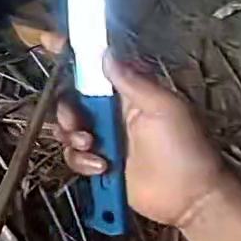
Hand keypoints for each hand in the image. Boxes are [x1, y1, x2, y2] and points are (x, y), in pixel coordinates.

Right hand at [56, 54, 234, 227]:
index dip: (71, 52)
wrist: (189, 198)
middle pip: (69, 98)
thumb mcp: (164, 108)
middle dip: (66, 110)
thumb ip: (133, 82)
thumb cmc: (186, 149)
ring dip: (72, 136)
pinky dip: (81, 160)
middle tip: (79, 124)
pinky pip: (72, 154)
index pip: (94, 65)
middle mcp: (110, 111)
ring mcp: (102, 136)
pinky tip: (102, 166)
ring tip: (93, 147)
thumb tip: (106, 54)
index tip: (51, 42)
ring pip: (66, 126)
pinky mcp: (96, 161)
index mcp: (127, 91)